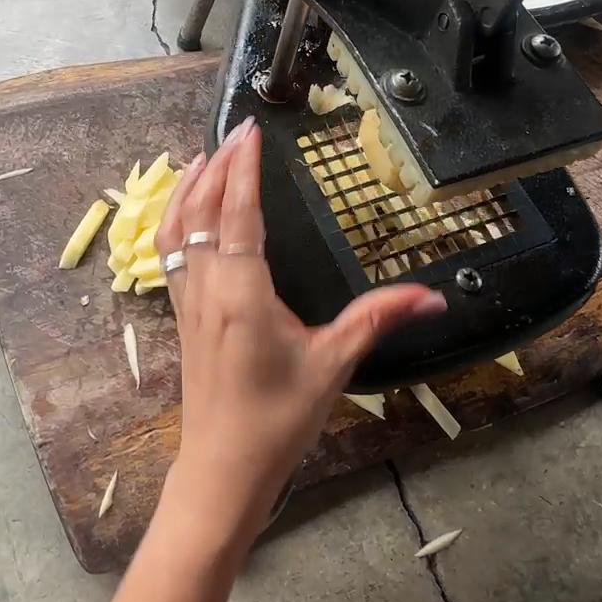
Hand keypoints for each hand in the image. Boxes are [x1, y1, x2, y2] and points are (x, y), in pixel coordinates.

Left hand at [151, 117, 446, 540]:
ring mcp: (187, 301)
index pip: (237, 215)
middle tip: (236, 133)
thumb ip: (377, 320)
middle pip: (200, 212)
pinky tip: (186, 213)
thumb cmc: (278, 419)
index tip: (249, 132)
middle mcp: (206, 288)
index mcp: (241, 293)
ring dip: (187, 190)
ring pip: (175, 230)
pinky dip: (175, 220)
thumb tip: (432, 296)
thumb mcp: (333, 365)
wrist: (223, 468)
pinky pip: (169, 254)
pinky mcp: (181, 315)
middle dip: (215, 166)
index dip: (242, 169)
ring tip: (204, 158)